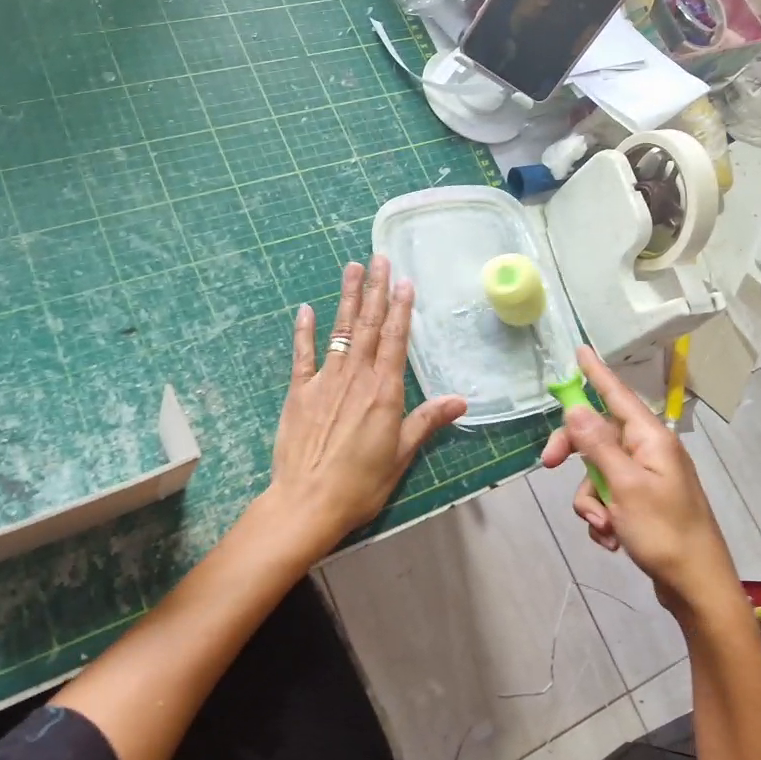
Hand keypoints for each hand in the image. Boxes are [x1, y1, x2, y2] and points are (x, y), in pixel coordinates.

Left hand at [265, 257, 466, 551]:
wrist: (308, 502)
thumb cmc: (361, 484)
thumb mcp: (400, 455)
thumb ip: (427, 422)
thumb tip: (461, 401)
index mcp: (384, 392)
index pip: (395, 340)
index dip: (400, 308)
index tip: (404, 280)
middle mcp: (355, 378)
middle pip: (367, 326)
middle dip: (375, 290)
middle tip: (379, 258)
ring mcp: (324, 382)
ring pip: (339, 331)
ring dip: (346, 298)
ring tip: (351, 268)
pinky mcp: (299, 393)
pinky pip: (302, 355)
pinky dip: (305, 331)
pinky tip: (306, 309)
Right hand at [540, 347, 739, 614]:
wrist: (695, 585)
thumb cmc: (664, 532)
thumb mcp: (625, 486)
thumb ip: (598, 445)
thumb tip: (576, 408)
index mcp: (651, 440)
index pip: (617, 395)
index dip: (596, 373)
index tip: (579, 350)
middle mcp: (649, 452)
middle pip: (596, 436)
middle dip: (573, 455)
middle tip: (548, 466)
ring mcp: (646, 479)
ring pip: (596, 473)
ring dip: (591, 500)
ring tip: (605, 527)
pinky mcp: (642, 503)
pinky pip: (607, 497)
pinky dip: (602, 516)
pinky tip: (612, 538)